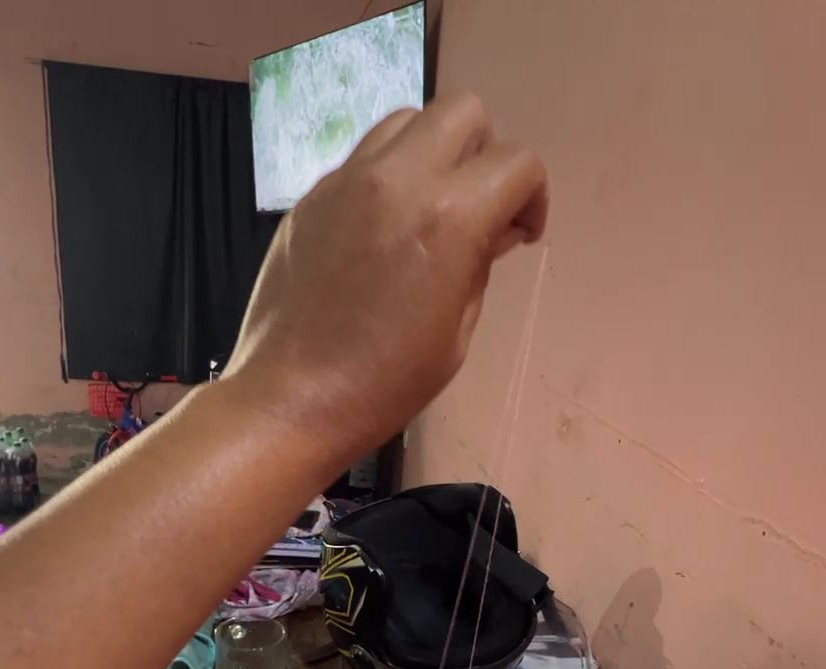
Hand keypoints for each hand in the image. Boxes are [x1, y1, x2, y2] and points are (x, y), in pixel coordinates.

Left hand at [225, 94, 548, 471]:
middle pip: (462, 112)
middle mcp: (398, 179)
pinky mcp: (311, 198)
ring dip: (432, 154)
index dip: (533, 196)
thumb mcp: (455, 335)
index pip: (517, 162)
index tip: (520, 234)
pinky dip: (386, 179)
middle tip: (476, 209)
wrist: (293, 399)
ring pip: (406, 122)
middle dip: (484, 154)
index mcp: (448, 218)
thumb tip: (495, 229)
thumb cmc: (385, 385)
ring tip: (426, 211)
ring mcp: (346, 182)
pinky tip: (378, 234)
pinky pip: (362, 161)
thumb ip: (480, 265)